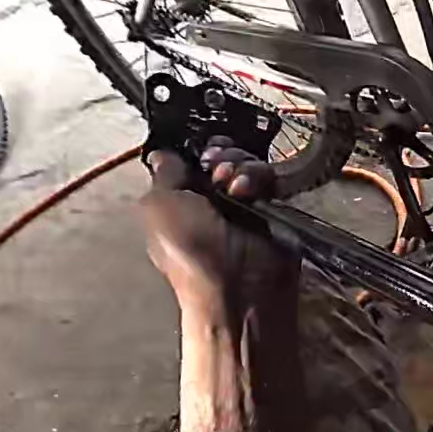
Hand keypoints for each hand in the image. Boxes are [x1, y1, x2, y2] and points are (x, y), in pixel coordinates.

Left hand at [141, 141, 297, 314]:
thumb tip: (164, 154)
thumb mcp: (158, 207)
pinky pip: (271, 177)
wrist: (237, 283)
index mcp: (183, 199)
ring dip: (239, 165)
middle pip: (223, 155)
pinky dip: (259, 176)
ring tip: (233, 184)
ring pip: (248, 162)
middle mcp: (215, 198)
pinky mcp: (274, 207)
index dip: (196, 148)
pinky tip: (248, 190)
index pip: (193, 159)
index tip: (198, 151)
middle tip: (217, 169)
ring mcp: (246, 202)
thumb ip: (164, 175)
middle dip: (220, 154)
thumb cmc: (189, 249)